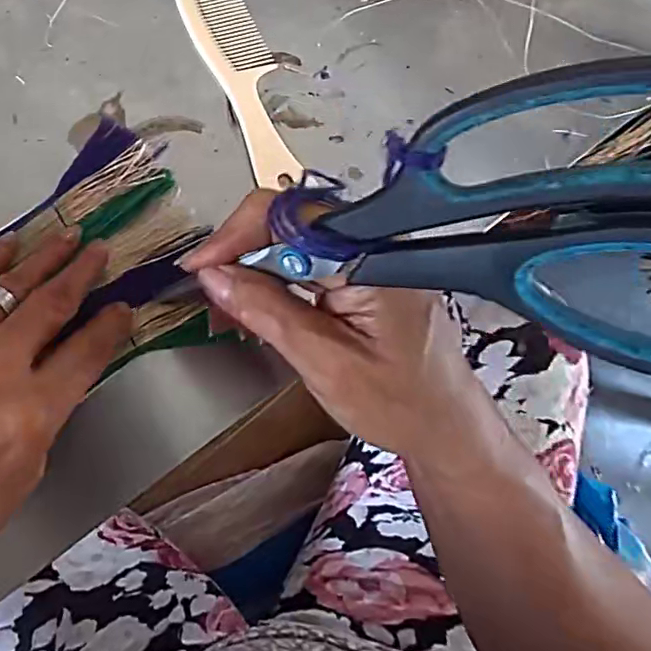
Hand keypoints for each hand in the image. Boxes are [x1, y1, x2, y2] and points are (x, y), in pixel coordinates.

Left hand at [0, 229, 133, 650]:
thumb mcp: (22, 476)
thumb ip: (44, 413)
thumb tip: (57, 368)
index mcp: (30, 414)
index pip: (84, 353)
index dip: (109, 326)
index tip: (122, 305)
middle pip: (48, 305)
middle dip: (79, 273)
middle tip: (98, 249)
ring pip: (4, 287)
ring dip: (39, 259)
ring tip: (63, 237)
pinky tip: (6, 248)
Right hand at [180, 190, 482, 458]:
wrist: (450, 434)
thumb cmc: (402, 407)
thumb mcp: (324, 363)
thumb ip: (267, 311)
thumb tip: (212, 275)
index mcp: (373, 260)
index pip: (287, 217)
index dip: (235, 235)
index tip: (200, 268)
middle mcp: (372, 245)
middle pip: (282, 221)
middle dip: (236, 252)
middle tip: (208, 290)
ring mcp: (366, 255)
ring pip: (285, 237)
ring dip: (248, 266)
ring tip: (225, 303)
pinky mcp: (358, 269)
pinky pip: (300, 256)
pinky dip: (268, 276)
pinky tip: (253, 302)